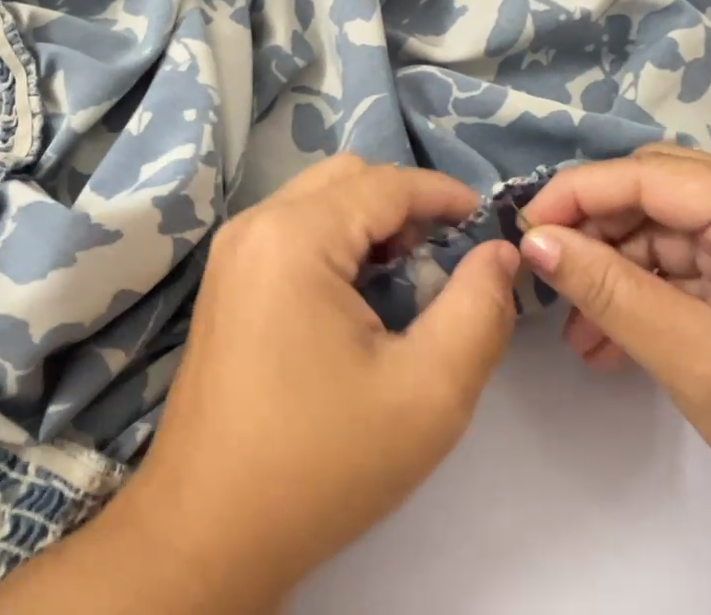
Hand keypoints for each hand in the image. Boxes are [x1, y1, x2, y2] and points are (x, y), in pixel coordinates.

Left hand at [101, 155, 520, 607]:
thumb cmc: (323, 461)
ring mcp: (230, 256)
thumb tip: (499, 253)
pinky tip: (361, 301)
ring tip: (410, 281)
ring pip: (316, 204)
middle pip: (345, 180)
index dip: (446, 195)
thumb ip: (479, 308)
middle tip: (447, 258)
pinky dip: (336, 246)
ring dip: (370, 225)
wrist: (211, 529)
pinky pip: (290, 235)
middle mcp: (253, 227)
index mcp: (293, 236)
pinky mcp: (224, 286)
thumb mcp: (428, 390)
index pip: (385, 184)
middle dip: (405, 205)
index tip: (491, 225)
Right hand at [516, 144, 710, 551]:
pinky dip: (649, 297)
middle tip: (544, 276)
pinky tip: (611, 342)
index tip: (521, 231)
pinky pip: (694, 269)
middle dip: (596, 232)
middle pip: (662, 194)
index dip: (579, 194)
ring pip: (671, 233)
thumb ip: (610, 292)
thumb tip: (534, 241)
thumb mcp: (700, 362)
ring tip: (577, 332)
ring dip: (617, 273)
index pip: (655, 174)